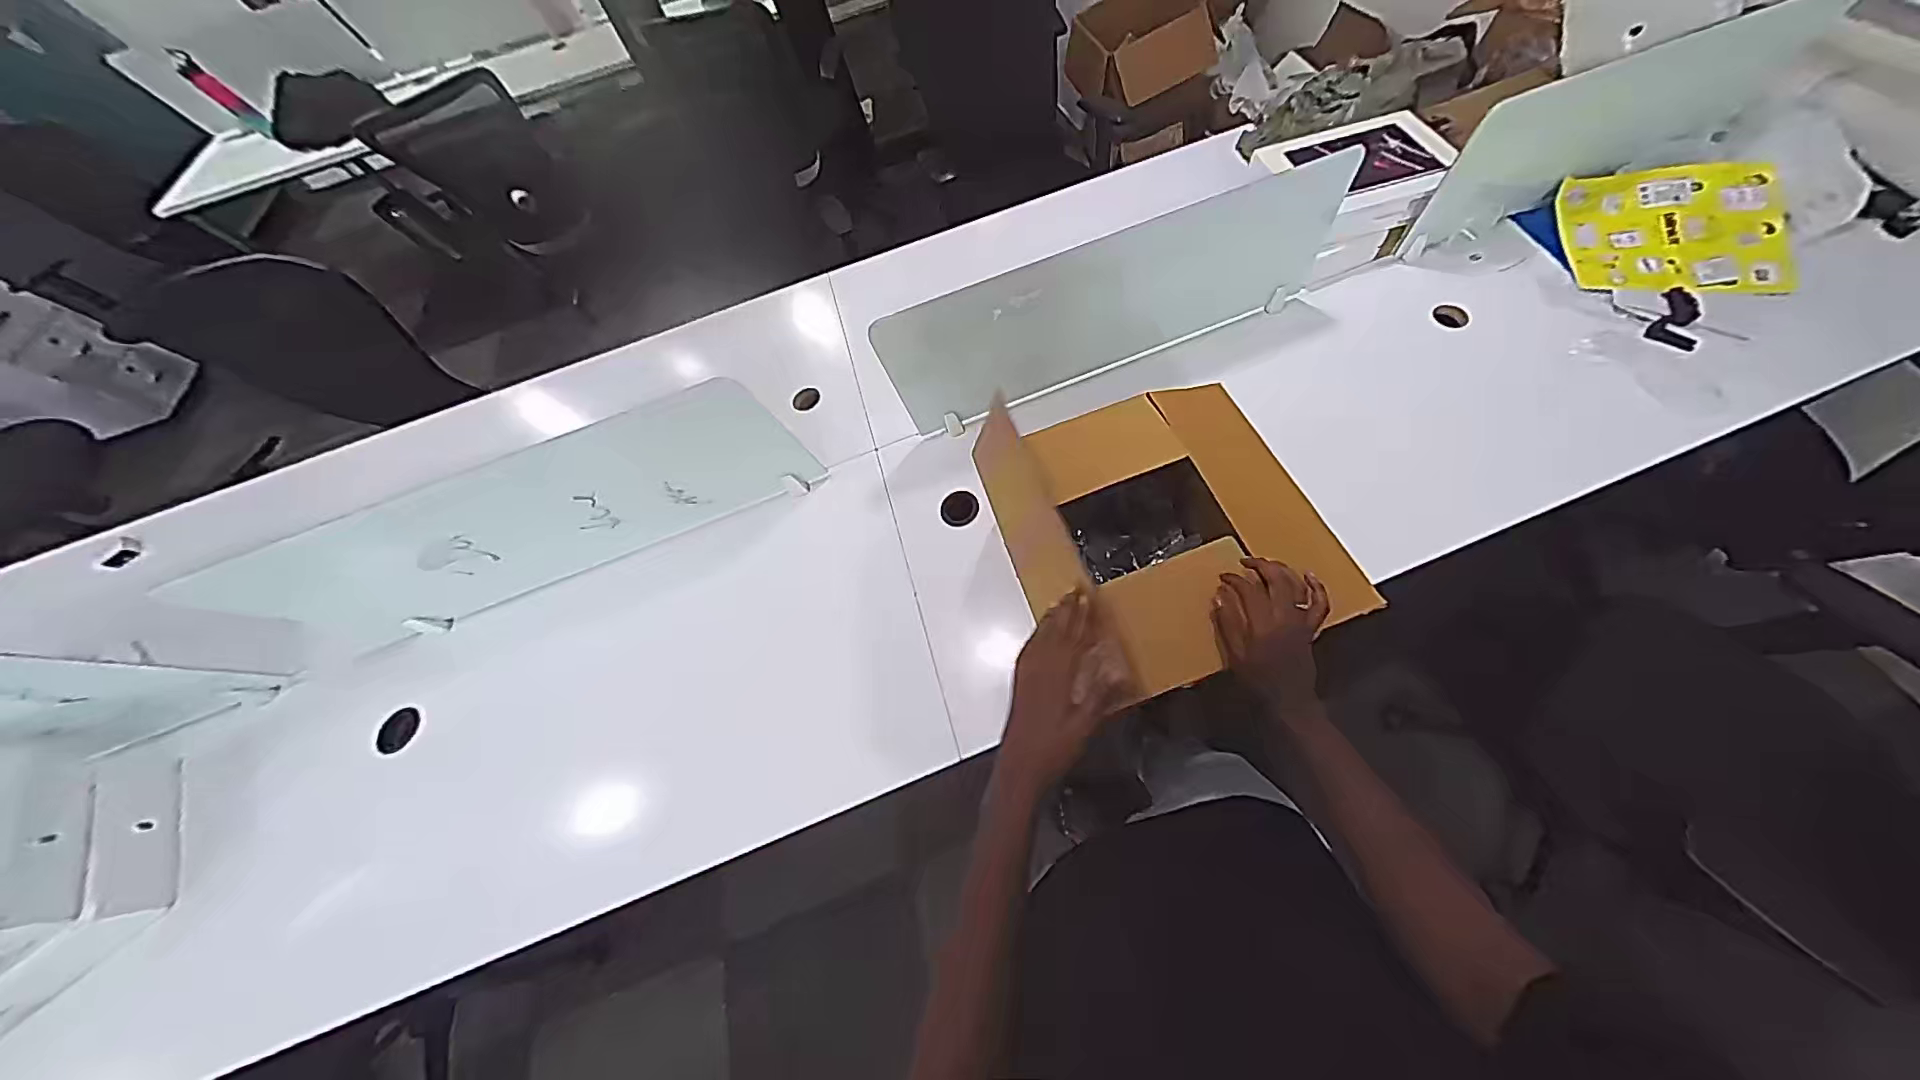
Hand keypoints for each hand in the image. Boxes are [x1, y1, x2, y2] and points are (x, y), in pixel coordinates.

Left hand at [996, 587, 1131, 804]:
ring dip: (1051, 619)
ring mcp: (1027, 675)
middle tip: (1074, 590)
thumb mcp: (1085, 725)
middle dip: (1066, 610)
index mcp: (1058, 676)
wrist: (1019, 766)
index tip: (1089, 597)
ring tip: (1059, 603)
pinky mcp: (1019, 684)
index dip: (1082, 616)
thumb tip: (1119, 671)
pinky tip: (1039, 636)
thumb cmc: (1052, 749)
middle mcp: (1040, 670)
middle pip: (1055, 632)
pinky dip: (1036, 637)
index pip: (1074, 637)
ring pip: (1040, 638)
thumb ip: (1101, 697)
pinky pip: (1028, 650)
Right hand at [1212, 558, 1328, 715]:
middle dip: (1259, 565)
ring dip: (1282, 570)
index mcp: (1262, 625)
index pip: (1249, 591)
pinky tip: (1308, 576)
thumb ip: (1227, 625)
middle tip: (1244, 563)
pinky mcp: (1311, 628)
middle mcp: (1284, 618)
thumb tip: (1219, 599)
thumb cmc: (1258, 681)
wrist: (1289, 701)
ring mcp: (1301, 622)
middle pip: (1276, 580)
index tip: (1223, 578)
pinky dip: (1316, 588)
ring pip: (1296, 586)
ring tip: (1268, 564)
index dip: (1234, 580)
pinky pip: (1319, 604)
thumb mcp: (1234, 655)